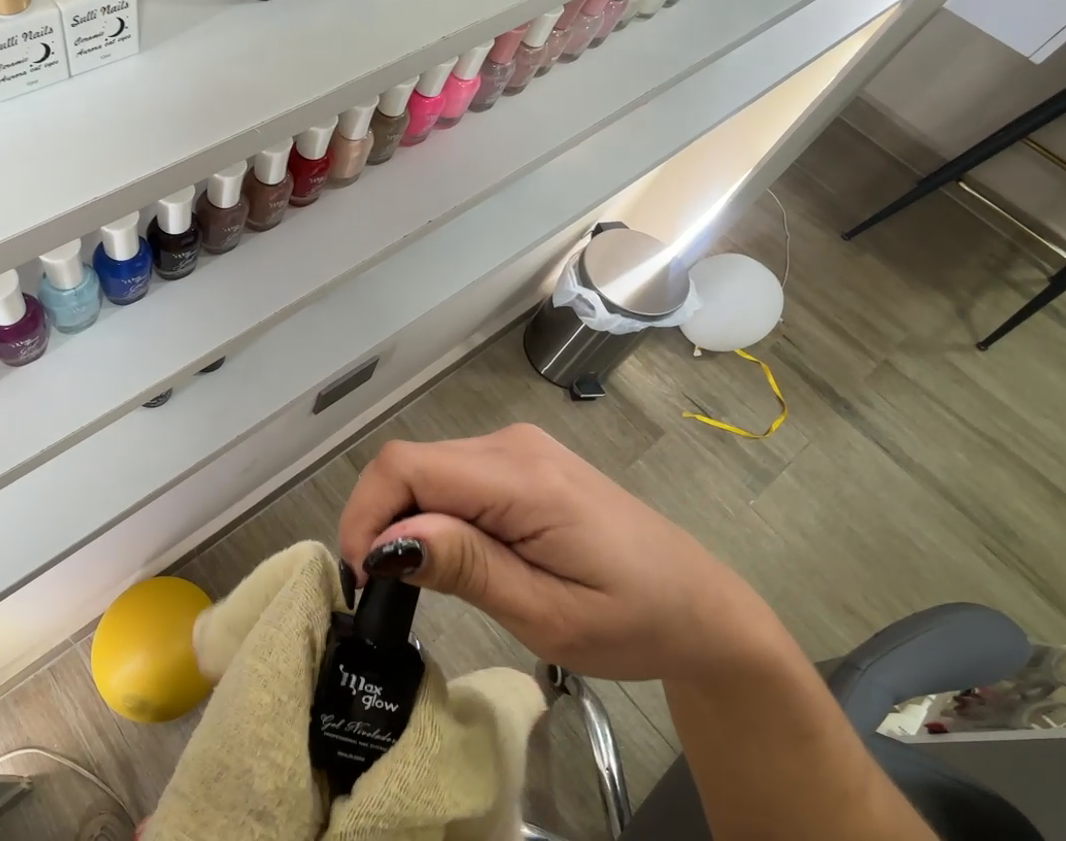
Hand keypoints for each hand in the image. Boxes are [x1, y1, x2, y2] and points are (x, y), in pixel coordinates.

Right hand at [339, 423, 784, 682]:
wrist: (699, 607)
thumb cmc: (633, 621)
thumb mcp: (547, 615)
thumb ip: (467, 568)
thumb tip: (388, 540)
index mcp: (524, 479)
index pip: (407, 467)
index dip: (367, 515)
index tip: (366, 579)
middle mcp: (513, 444)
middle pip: (410, 463)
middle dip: (381, 521)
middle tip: (389, 590)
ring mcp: (518, 446)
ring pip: (426, 467)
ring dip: (405, 519)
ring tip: (422, 579)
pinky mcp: (521, 460)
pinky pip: (451, 474)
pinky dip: (431, 512)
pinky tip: (450, 554)